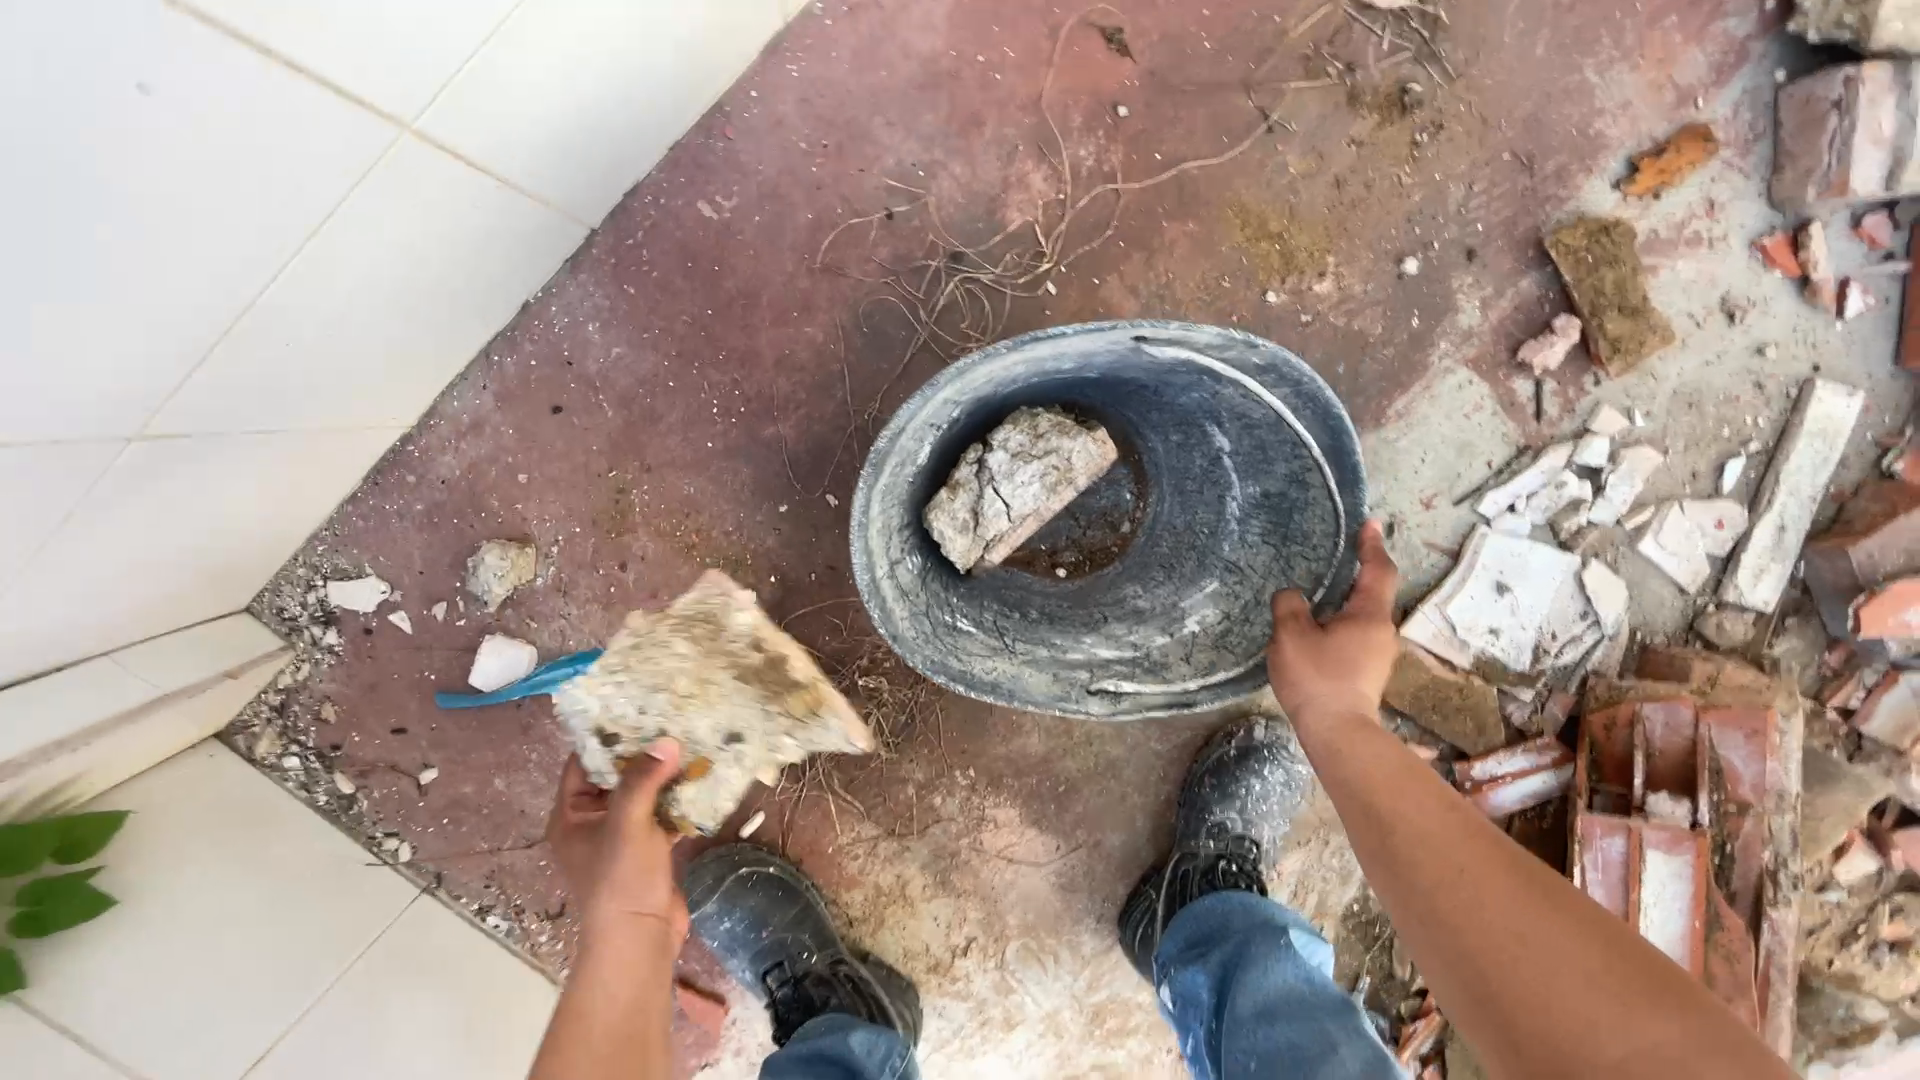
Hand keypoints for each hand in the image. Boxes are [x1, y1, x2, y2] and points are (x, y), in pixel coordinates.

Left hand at [545, 742, 688, 941]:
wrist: (640, 939)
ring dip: (667, 777)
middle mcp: (593, 824)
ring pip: (645, 796)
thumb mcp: (627, 822)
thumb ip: (644, 780)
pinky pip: (664, 816)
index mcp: (571, 817)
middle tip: (674, 724)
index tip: (639, 711)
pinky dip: (681, 801)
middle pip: (618, 777)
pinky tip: (705, 781)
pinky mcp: (649, 852)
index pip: (584, 764)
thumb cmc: (620, 880)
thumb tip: (667, 740)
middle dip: (646, 755)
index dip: (608, 739)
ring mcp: (622, 839)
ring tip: (695, 744)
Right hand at [1267, 519, 1399, 724]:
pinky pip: (1354, 637)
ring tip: (1316, 599)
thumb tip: (1292, 596)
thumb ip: (1289, 606)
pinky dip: (1338, 625)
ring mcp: (1378, 655)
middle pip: (1371, 594)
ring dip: (1342, 604)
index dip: (1372, 545)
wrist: (1337, 732)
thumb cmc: (1316, 677)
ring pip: (1361, 618)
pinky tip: (1316, 633)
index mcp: (1369, 615)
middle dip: (1354, 576)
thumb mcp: (1291, 635)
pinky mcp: (1368, 673)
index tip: (1370, 523)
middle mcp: (1382, 632)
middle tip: (1333, 560)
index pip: (1378, 570)